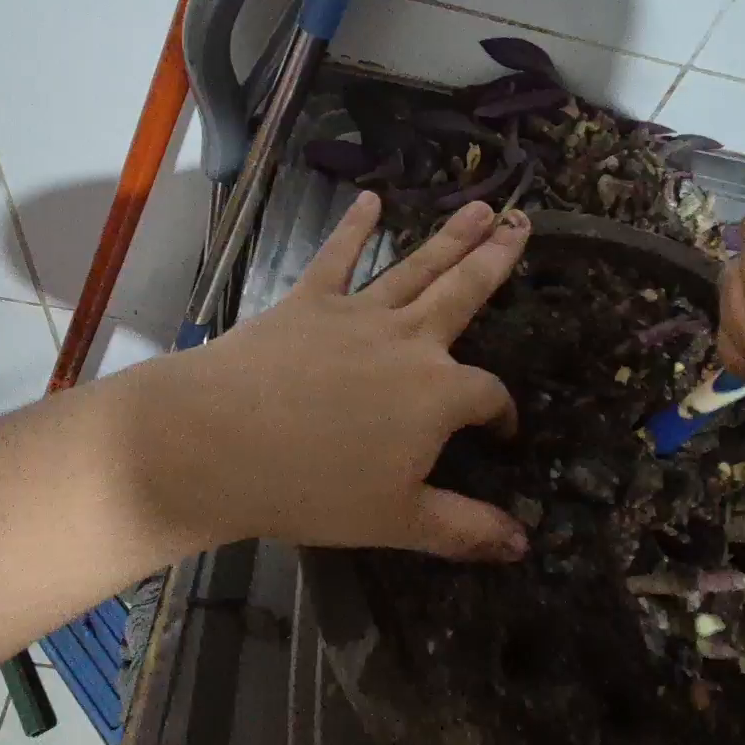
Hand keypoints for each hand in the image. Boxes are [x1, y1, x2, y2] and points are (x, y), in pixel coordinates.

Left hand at [101, 192, 530, 561]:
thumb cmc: (314, 488)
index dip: (502, 412)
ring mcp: (359, 313)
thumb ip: (465, 529)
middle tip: (523, 224)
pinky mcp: (309, 300)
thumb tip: (524, 544)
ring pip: (416, 268)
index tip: (502, 430)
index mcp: (438, 393)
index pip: (488, 394)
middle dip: (497, 261)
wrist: (219, 443)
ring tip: (480, 206)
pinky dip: (354, 228)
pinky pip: (337, 257)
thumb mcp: (399, 520)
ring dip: (450, 237)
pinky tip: (370, 199)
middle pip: (465, 294)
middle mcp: (410, 340)